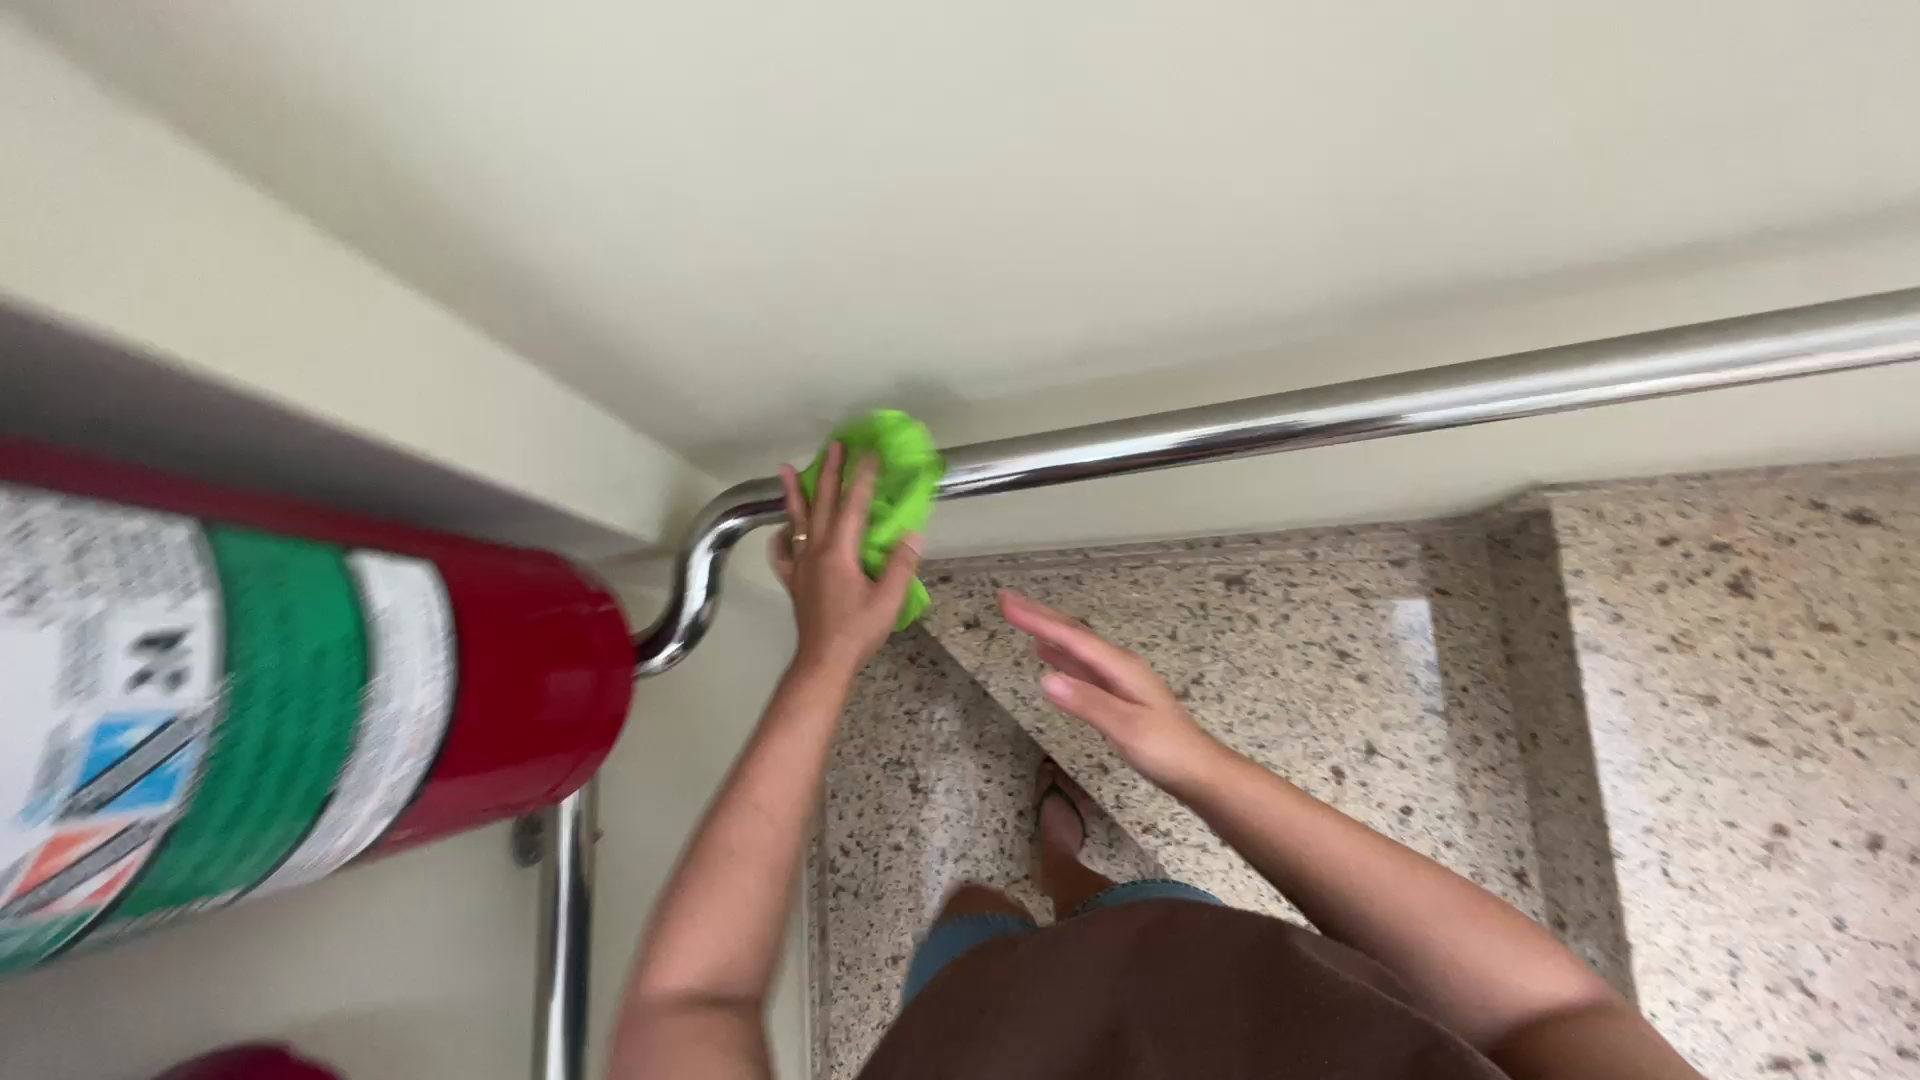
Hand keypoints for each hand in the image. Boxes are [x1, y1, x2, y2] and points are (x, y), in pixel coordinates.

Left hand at [769, 442, 923, 679]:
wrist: (823, 661)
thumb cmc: (857, 632)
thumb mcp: (888, 600)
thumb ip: (900, 564)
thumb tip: (913, 534)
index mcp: (840, 552)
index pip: (854, 506)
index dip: (863, 477)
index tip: (870, 453)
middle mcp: (816, 552)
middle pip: (823, 504)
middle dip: (830, 472)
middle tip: (834, 446)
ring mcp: (801, 565)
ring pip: (797, 521)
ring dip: (796, 493)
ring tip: (788, 469)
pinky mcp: (795, 581)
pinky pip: (784, 551)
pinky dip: (783, 536)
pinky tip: (783, 530)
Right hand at [997, 589, 1228, 789]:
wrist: (1200, 772)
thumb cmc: (1166, 750)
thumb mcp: (1126, 729)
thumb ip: (1087, 703)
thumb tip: (1044, 678)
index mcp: (1120, 667)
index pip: (1071, 637)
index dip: (1037, 620)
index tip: (1006, 603)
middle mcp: (1118, 665)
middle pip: (1074, 633)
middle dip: (1039, 615)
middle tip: (1006, 599)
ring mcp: (1118, 679)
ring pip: (1076, 646)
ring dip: (1048, 630)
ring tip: (1021, 617)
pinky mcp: (1117, 694)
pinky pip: (1081, 664)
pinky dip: (1061, 654)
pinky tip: (1049, 654)